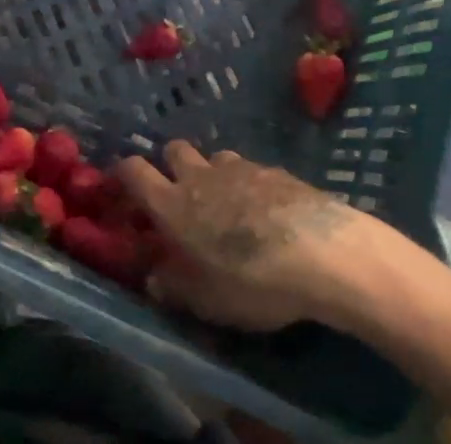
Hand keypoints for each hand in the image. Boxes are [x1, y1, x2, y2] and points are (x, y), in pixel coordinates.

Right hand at [116, 142, 382, 331]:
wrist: (326, 255)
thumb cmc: (252, 281)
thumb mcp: (205, 301)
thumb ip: (174, 286)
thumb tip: (154, 278)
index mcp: (171, 203)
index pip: (132, 170)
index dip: (124, 174)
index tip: (125, 188)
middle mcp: (199, 177)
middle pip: (174, 149)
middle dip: (172, 165)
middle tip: (182, 195)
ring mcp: (241, 169)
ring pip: (216, 157)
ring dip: (214, 173)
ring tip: (229, 203)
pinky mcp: (279, 172)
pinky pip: (254, 171)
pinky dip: (252, 186)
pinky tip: (270, 213)